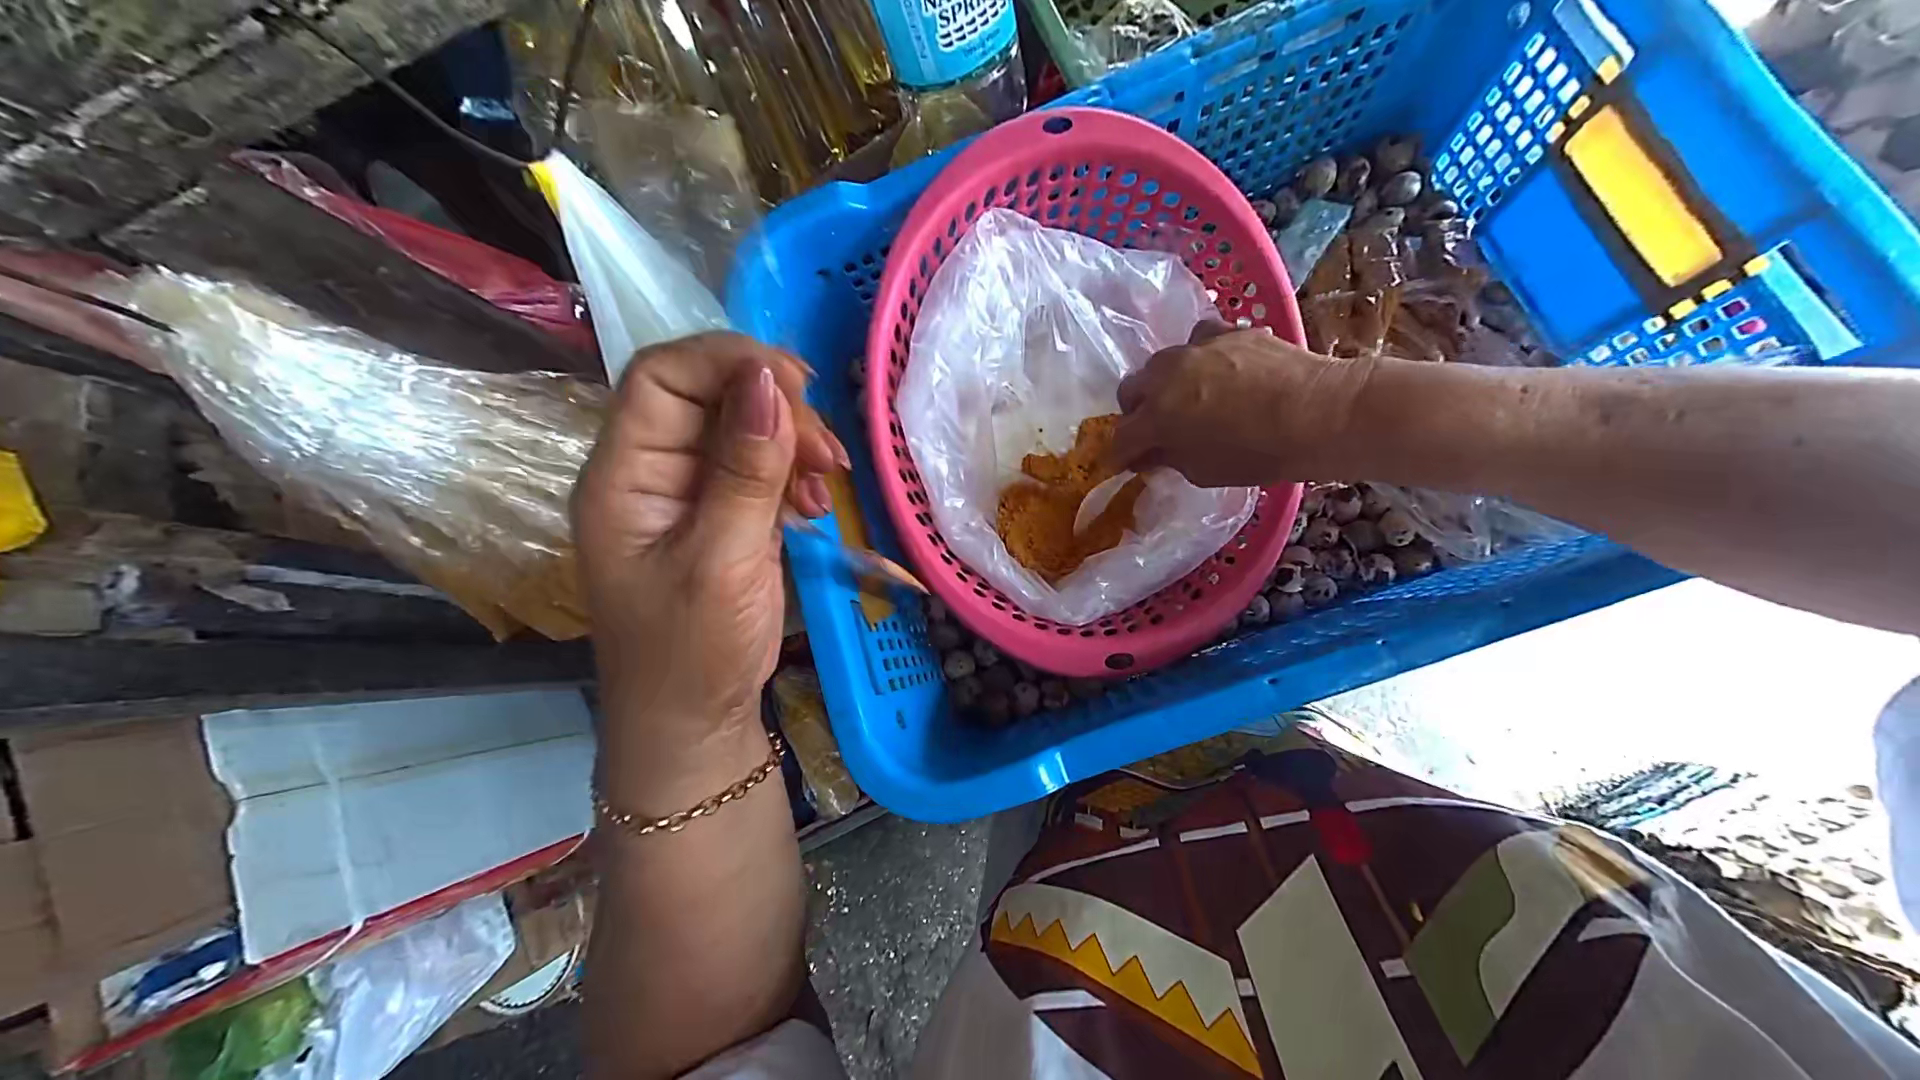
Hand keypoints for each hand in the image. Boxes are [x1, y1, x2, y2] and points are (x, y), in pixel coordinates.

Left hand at [573, 332, 847, 805]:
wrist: (694, 724)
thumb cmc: (692, 654)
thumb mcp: (722, 562)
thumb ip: (746, 472)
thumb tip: (770, 382)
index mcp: (623, 477)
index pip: (661, 376)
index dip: (727, 362)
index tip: (797, 385)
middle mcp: (651, 472)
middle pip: (709, 396)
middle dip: (775, 409)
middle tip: (827, 453)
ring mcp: (688, 493)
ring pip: (742, 428)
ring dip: (793, 442)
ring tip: (829, 481)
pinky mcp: (722, 514)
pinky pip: (759, 467)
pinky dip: (794, 474)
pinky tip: (816, 503)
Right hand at [1112, 323, 1374, 486]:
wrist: (1321, 414)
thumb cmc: (1259, 454)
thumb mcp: (1203, 472)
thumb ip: (1169, 458)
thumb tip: (1153, 453)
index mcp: (1156, 416)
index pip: (1121, 438)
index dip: (1121, 455)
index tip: (1127, 464)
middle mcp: (1166, 376)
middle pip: (1131, 390)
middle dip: (1136, 412)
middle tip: (1155, 429)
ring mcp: (1196, 349)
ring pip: (1161, 362)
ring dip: (1164, 382)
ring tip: (1186, 396)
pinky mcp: (1228, 332)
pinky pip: (1199, 341)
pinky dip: (1200, 357)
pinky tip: (1217, 369)